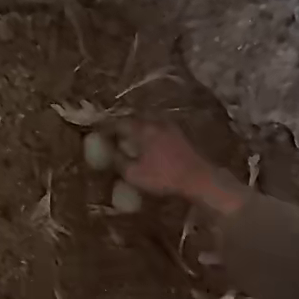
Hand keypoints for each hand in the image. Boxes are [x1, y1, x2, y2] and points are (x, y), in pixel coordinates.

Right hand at [117, 121, 248, 215]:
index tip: (98, 134)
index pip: (119, 123)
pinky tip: (149, 144)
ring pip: (149, 123)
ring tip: (130, 139)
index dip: (107, 128)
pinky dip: (150, 133)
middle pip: (135, 119)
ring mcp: (171, 127)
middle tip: (113, 135)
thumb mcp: (134, 174)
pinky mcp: (181, 135)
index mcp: (142, 129)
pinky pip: (159, 129)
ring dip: (138, 128)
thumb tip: (109, 153)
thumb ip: (119, 161)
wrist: (199, 178)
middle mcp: (156, 122)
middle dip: (123, 126)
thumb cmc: (164, 177)